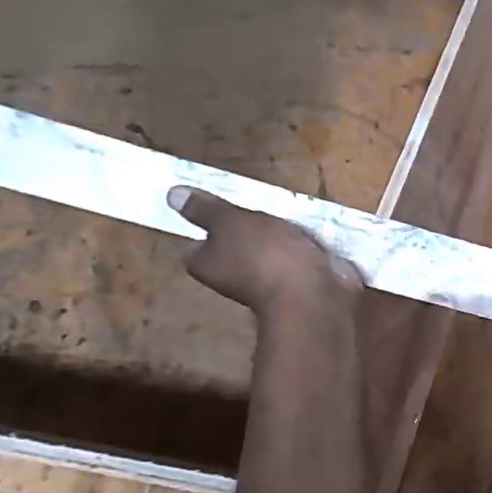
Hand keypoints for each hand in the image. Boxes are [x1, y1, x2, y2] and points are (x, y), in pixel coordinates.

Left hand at [168, 187, 363, 314]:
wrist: (312, 297)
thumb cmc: (265, 256)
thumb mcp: (231, 222)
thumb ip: (206, 209)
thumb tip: (172, 195)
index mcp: (204, 264)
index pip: (201, 239)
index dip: (218, 222)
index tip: (238, 209)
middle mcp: (230, 279)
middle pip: (240, 247)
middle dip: (257, 232)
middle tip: (272, 213)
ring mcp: (268, 287)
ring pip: (272, 256)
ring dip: (287, 243)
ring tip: (302, 226)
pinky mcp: (300, 291)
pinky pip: (300, 266)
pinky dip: (308, 255)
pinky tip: (319, 245)